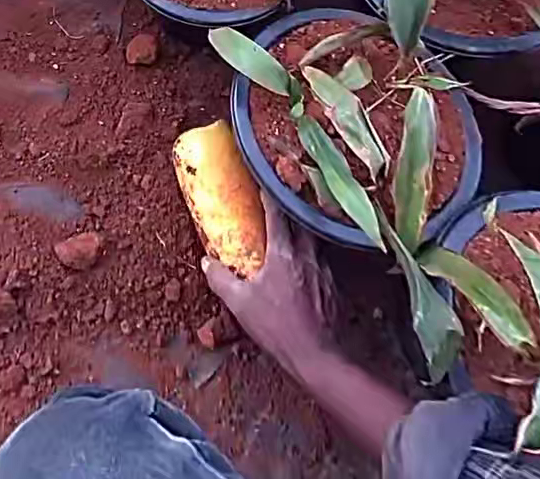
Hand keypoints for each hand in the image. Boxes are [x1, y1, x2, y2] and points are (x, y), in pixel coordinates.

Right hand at [202, 195, 338, 381]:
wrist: (318, 358)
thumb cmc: (277, 328)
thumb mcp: (240, 304)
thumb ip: (221, 280)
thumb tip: (206, 262)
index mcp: (283, 253)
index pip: (276, 215)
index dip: (269, 195)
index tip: (264, 181)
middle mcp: (307, 255)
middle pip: (302, 221)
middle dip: (292, 206)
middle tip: (283, 198)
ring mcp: (324, 271)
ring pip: (316, 240)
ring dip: (305, 230)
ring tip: (296, 228)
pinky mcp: (334, 288)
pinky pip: (323, 261)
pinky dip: (314, 255)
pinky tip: (307, 265)